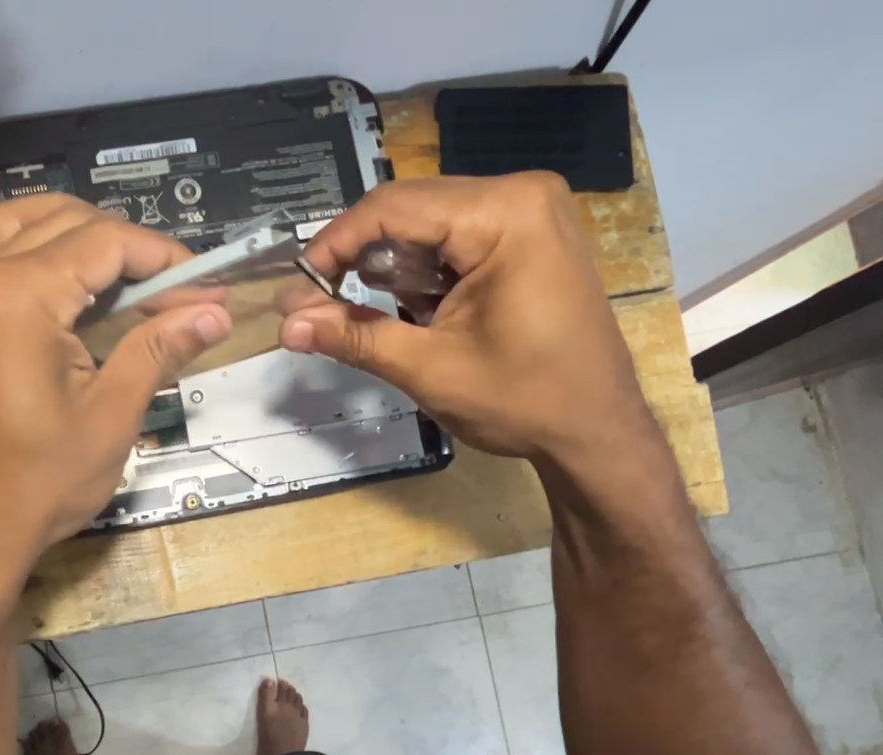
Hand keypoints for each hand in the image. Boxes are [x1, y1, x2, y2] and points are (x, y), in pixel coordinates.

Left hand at [0, 195, 232, 569]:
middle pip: (62, 224)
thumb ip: (158, 349)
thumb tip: (215, 312)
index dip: (165, 257)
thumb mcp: (112, 416)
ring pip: (6, 226)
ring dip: (61, 225)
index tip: (207, 285)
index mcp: (22, 295)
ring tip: (111, 253)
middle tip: (173, 289)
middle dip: (125, 245)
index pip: (106, 243)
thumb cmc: (43, 483)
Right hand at [278, 174, 657, 462]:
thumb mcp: (430, 369)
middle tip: (317, 307)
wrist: (596, 431)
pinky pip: (455, 239)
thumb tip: (287, 324)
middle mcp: (520, 194)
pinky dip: (422, 273)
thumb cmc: (523, 401)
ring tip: (365, 315)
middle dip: (359, 258)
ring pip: (428, 225)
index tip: (295, 289)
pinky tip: (413, 311)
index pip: (392, 208)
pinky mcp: (529, 237)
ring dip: (389, 268)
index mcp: (505, 214)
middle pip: (409, 210)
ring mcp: (529, 213)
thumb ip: (354, 336)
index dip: (333, 245)